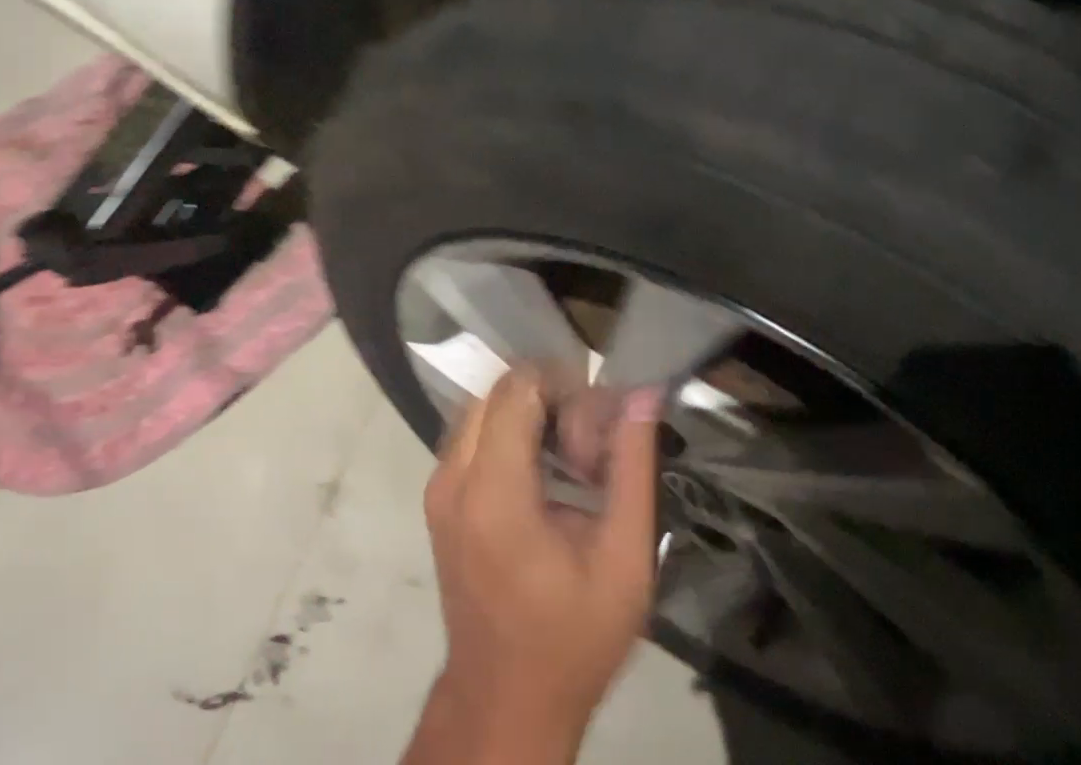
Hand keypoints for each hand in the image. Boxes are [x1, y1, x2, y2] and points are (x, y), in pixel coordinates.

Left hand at [402, 368, 663, 764]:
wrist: (506, 699)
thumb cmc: (573, 635)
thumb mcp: (623, 557)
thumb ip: (632, 468)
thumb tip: (643, 395)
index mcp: (493, 492)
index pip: (515, 390)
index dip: (561, 381)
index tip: (603, 409)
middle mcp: (452, 481)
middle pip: (494, 393)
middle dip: (545, 395)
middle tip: (593, 437)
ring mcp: (437, 492)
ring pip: (479, 412)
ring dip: (526, 414)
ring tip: (574, 457)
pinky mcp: (438, 504)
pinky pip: (470, 440)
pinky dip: (508, 436)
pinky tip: (547, 474)